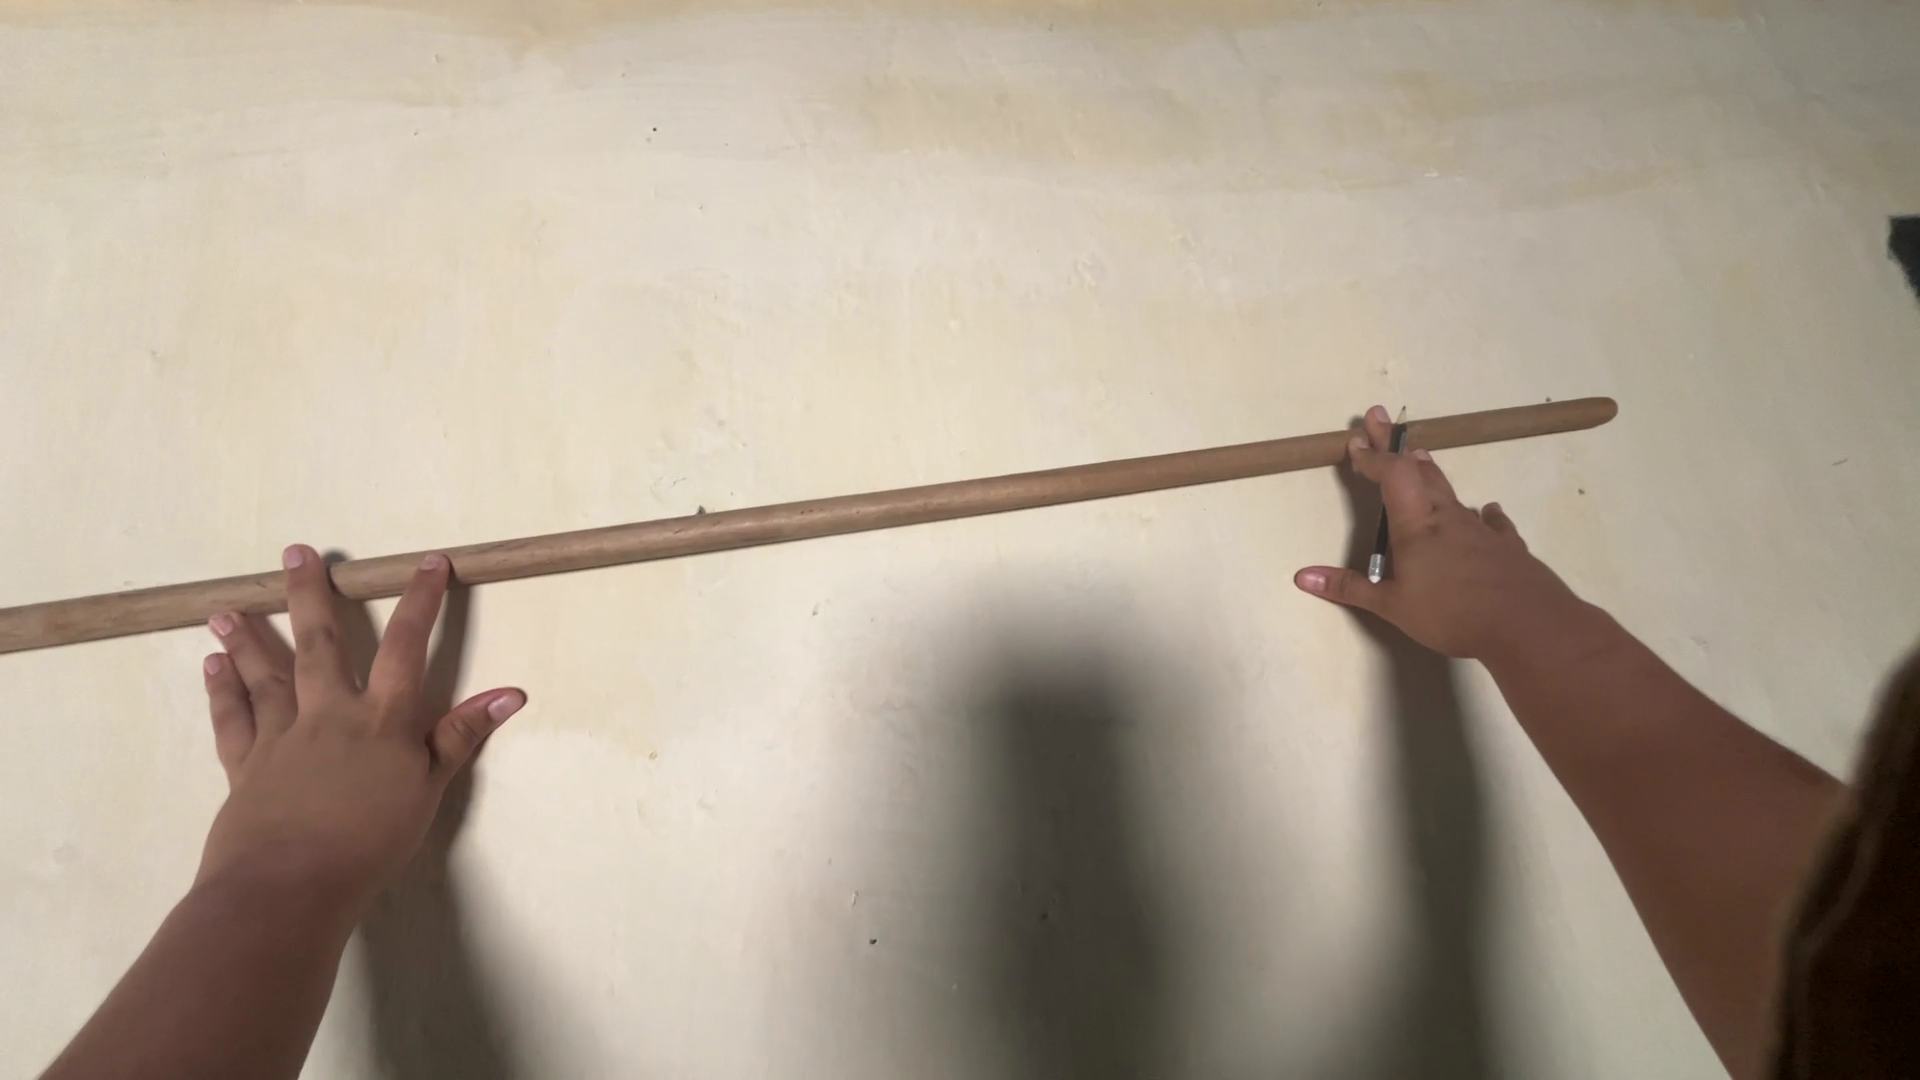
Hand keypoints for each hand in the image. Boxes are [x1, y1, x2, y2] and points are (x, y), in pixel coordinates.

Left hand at [196, 544, 523, 912]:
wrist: (286, 889)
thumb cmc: (372, 837)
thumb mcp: (432, 786)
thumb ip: (462, 734)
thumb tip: (511, 692)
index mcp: (382, 717)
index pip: (406, 645)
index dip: (421, 601)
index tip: (428, 563)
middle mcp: (330, 714)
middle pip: (320, 644)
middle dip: (312, 596)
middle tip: (296, 553)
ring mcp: (281, 738)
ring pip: (265, 676)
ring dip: (250, 639)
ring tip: (226, 608)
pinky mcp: (245, 767)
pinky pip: (233, 720)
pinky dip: (222, 691)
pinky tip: (213, 667)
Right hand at [1294, 406, 1594, 660]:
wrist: (1533, 628)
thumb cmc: (1453, 613)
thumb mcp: (1392, 606)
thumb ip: (1348, 588)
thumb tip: (1302, 577)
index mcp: (1417, 525)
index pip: (1391, 476)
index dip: (1372, 457)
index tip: (1356, 439)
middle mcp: (1449, 517)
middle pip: (1420, 469)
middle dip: (1394, 445)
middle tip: (1378, 418)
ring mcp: (1481, 530)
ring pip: (1450, 490)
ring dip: (1429, 471)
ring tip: (1419, 457)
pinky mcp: (1507, 547)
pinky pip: (1489, 521)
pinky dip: (1481, 512)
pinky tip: (1487, 511)